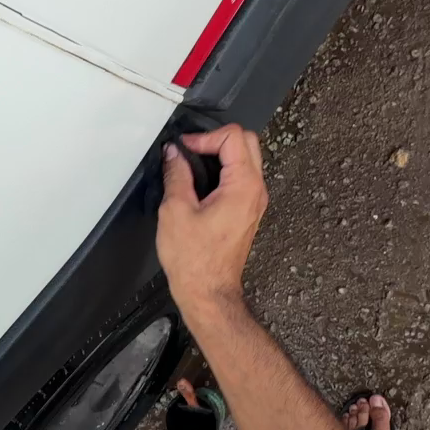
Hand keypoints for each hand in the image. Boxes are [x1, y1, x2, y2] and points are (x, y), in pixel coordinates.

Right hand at [156, 124, 267, 316]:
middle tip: (189, 151)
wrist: (208, 292)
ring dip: (219, 154)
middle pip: (247, 142)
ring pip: (246, 158)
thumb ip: (176, 175)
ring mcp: (254, 201)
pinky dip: (222, 170)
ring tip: (191, 164)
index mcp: (243, 186)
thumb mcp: (175, 210)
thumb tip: (173, 154)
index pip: (234, 137)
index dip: (204, 137)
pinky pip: (241, 177)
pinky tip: (199, 182)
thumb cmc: (195, 260)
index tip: (183, 149)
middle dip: (215, 139)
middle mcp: (256, 191)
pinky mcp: (246, 211)